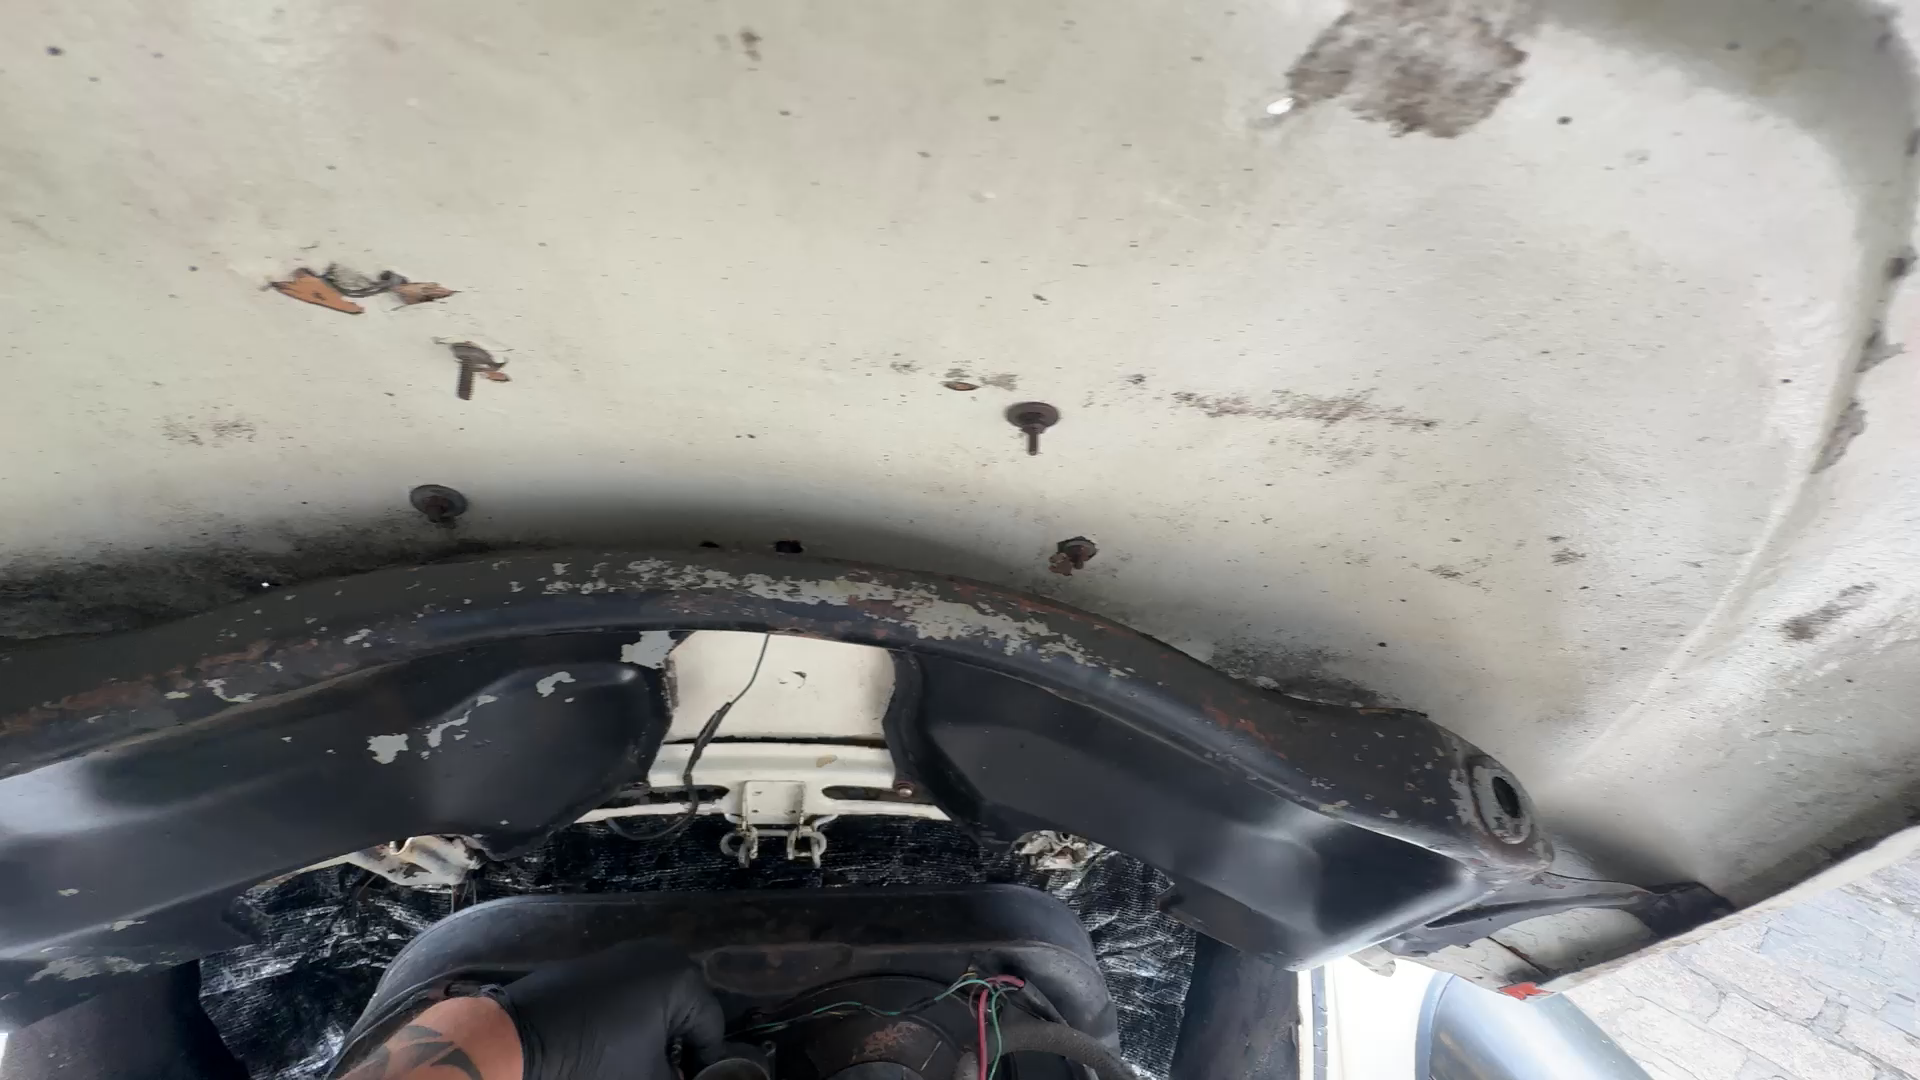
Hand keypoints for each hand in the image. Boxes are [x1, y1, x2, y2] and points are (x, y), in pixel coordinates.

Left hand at [487, 939, 724, 1079]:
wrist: (516, 1042)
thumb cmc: (592, 1062)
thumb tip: (681, 1079)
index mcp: (684, 978)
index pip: (711, 1029)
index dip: (703, 1067)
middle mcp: (665, 955)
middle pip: (687, 1011)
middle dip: (678, 1049)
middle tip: (661, 1076)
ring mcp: (630, 954)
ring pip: (659, 1002)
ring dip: (655, 1035)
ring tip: (636, 1066)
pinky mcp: (601, 963)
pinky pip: (632, 992)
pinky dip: (631, 1021)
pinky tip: (610, 1047)